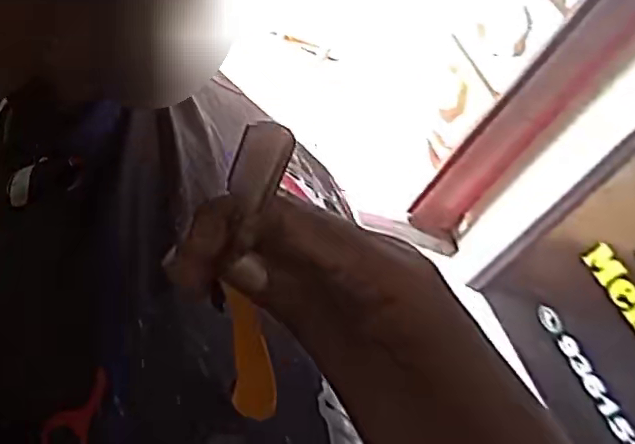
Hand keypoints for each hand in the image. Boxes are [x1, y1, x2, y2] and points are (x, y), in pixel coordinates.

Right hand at [167, 193, 565, 443]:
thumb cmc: (453, 427)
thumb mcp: (367, 374)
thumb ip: (302, 310)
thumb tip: (231, 261)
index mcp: (380, 263)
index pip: (279, 212)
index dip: (224, 223)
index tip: (187, 259)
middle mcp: (372, 253)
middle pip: (273, 215)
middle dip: (219, 233)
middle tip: (181, 273)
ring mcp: (368, 272)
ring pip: (277, 235)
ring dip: (229, 247)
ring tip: (192, 277)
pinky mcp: (360, 295)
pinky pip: (293, 261)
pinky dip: (253, 266)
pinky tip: (230, 284)